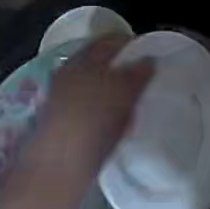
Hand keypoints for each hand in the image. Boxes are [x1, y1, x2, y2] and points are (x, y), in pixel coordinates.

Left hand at [29, 36, 154, 181]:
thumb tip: (149, 60)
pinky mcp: (60, 119)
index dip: (133, 44)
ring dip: (114, 87)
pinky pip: (89, 103)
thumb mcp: (123, 93)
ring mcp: (61, 96)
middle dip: (123, 65)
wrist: (58, 168)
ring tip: (135, 99)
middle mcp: (69, 73)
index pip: (111, 40)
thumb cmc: (93, 124)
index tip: (152, 54)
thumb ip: (138, 73)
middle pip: (101, 61)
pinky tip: (118, 120)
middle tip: (146, 76)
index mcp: (84, 60)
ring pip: (94, 82)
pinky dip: (105, 105)